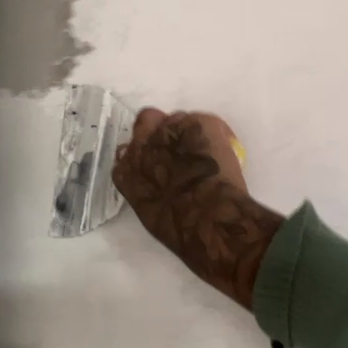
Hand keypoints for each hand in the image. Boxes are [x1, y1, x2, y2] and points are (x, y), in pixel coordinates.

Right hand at [113, 109, 283, 308]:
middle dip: (161, 131)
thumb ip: (146, 189)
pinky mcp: (198, 122)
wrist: (206, 218)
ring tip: (205, 152)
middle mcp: (143, 144)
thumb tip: (160, 184)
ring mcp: (169, 129)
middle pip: (147, 122)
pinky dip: (214, 133)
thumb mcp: (149, 211)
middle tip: (180, 148)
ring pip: (178, 119)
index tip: (158, 161)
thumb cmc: (178, 228)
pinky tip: (221, 152)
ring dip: (188, 132)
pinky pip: (205, 122)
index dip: (146, 153)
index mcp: (127, 170)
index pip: (129, 151)